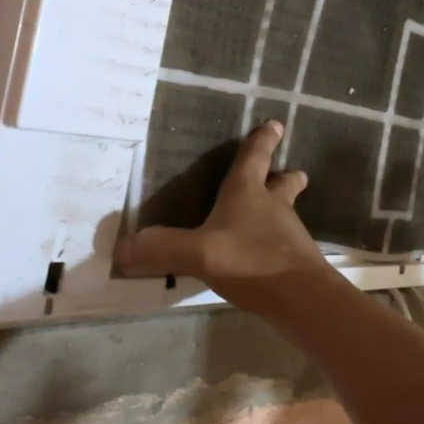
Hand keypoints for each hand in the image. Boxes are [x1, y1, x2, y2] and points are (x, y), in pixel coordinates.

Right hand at [116, 120, 345, 316]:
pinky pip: (285, 243)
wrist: (302, 299)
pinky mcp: (297, 262)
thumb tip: (121, 248)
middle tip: (289, 170)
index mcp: (248, 193)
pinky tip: (266, 254)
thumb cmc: (250, 261)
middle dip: (284, 176)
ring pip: (287, 213)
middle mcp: (273, 207)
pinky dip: (277, 242)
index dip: (262, 140)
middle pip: (283, 184)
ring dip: (282, 208)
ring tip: (275, 212)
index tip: (275, 123)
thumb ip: (161, 248)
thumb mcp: (198, 254)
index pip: (254, 157)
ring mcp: (289, 235)